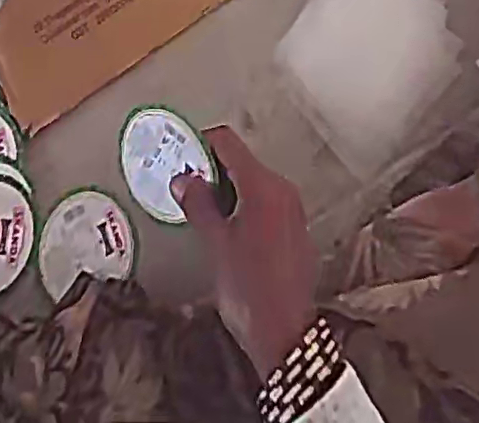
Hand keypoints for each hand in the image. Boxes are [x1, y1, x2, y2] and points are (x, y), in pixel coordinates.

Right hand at [172, 126, 318, 378]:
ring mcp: (292, 206)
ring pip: (254, 180)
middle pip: (242, 160)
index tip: (182, 156)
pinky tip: (229, 228)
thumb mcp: (216, 244)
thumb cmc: (249, 288)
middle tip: (187, 188)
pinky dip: (245, 202)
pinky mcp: (296, 225)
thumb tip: (183, 178)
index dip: (202, 143)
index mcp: (262, 185)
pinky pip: (266, 199)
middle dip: (213, 169)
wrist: (287, 334)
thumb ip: (198, 204)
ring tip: (204, 211)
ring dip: (228, 188)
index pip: (229, 142)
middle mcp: (282, 188)